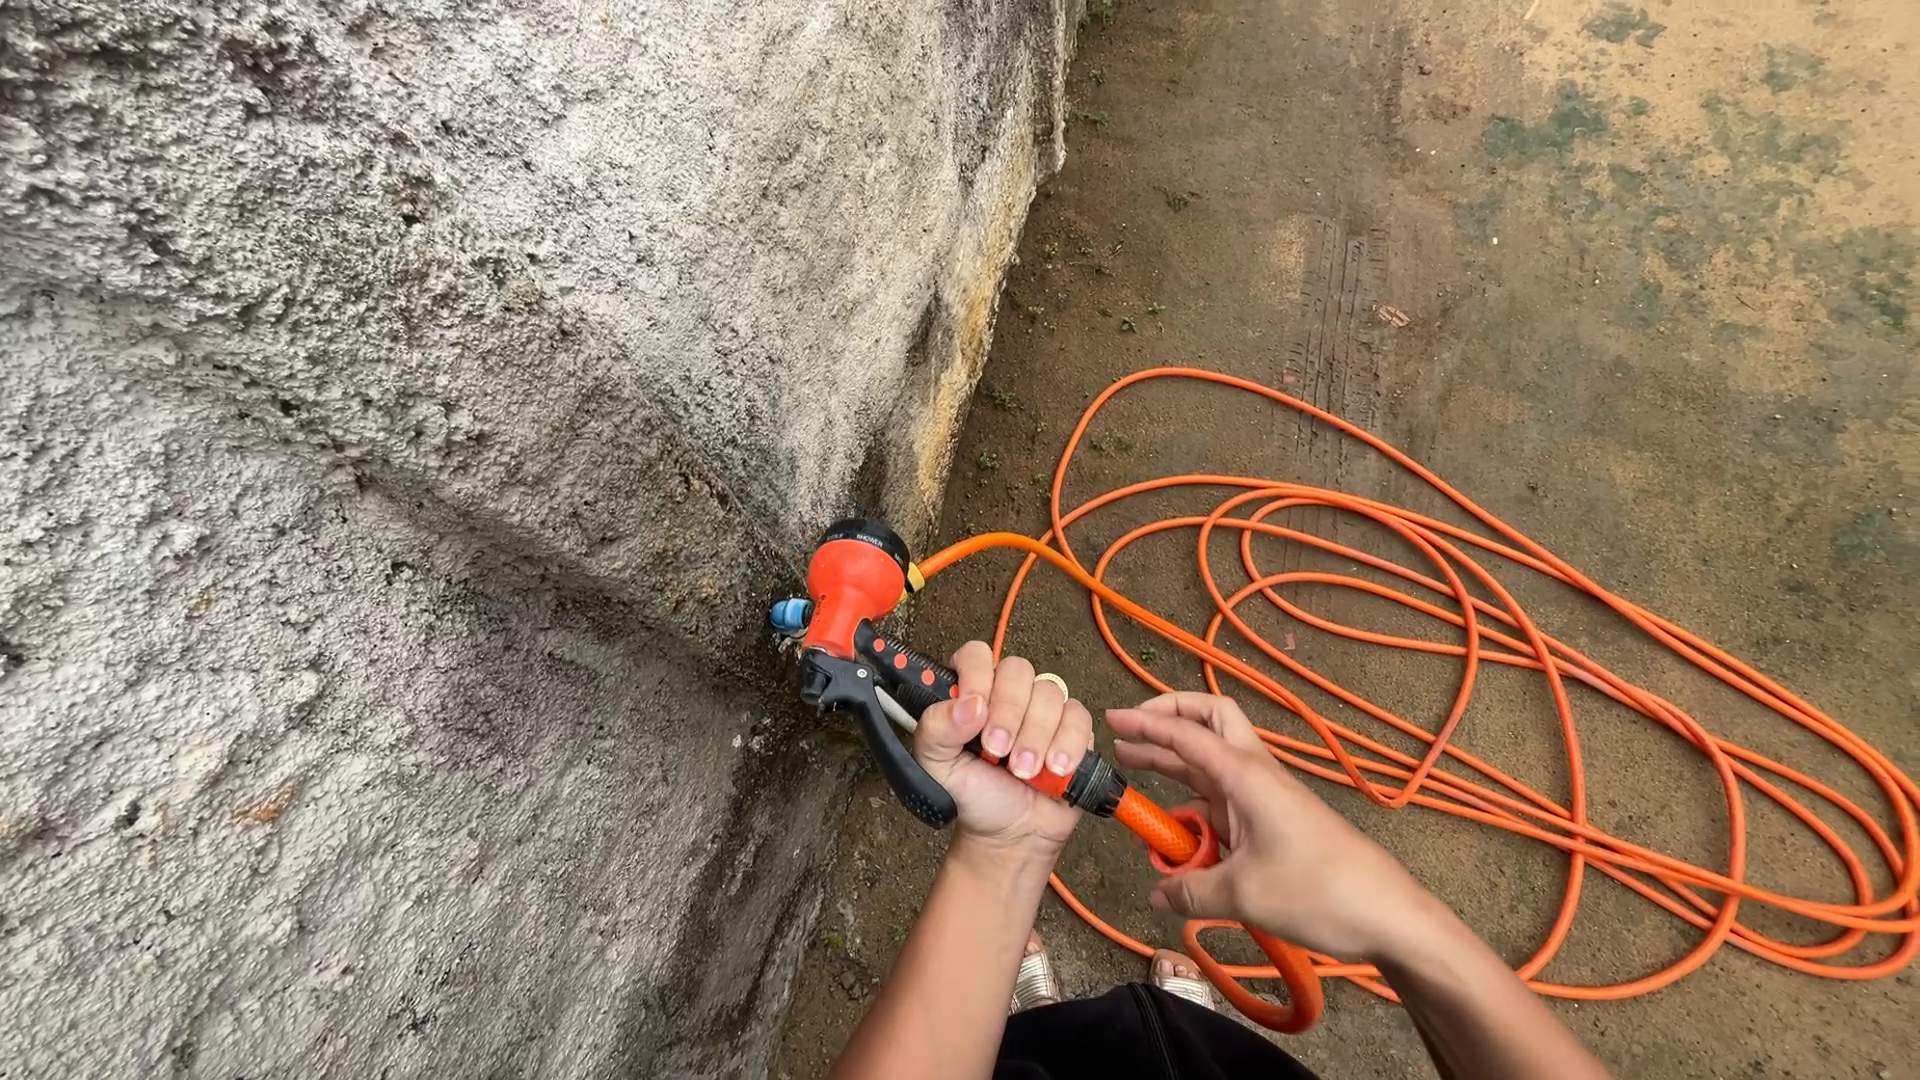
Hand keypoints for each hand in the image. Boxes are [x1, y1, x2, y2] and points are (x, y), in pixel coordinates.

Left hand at [914, 642, 1091, 855]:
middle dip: (1009, 713)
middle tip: (997, 751)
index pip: (976, 655)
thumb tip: (968, 704)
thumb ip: (937, 729)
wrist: (1010, 834)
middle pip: (1018, 670)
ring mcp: (1043, 709)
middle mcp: (1008, 693)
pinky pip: (1078, 717)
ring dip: (1036, 736)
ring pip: (1049, 694)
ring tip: (1024, 772)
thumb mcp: (937, 766)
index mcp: (972, 692)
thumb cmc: (973, 794)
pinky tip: (1056, 769)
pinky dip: (1068, 744)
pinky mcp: (1074, 728)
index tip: (975, 710)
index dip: (977, 675)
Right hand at [1108, 692, 1437, 961]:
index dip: (1146, 722)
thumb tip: (1156, 896)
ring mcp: (1263, 794)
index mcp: (1246, 775)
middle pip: (1210, 719)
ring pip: (1211, 757)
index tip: (1112, 719)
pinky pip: (1221, 796)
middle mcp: (1253, 773)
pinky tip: (1175, 828)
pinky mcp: (1269, 817)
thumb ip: (1191, 891)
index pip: (1186, 733)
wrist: (1391, 916)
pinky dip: (1192, 801)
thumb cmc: (1321, 892)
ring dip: (1173, 758)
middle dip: (1169, 715)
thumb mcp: (1245, 895)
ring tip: (1132, 764)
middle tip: (1132, 730)